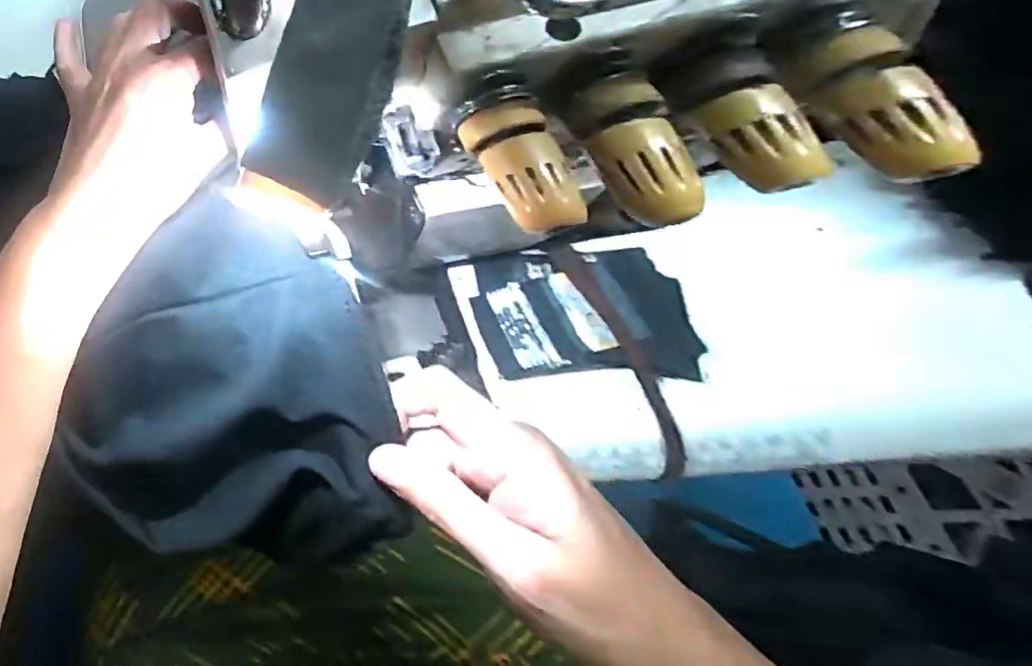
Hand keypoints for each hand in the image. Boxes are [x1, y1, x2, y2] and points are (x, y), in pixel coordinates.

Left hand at [49, 0, 227, 247]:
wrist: (94, 212)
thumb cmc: (152, 186)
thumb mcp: (203, 154)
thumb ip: (224, 126)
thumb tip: (236, 111)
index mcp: (165, 76)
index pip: (202, 49)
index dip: (221, 52)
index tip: (230, 63)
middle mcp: (129, 63)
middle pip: (156, 13)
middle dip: (183, 14)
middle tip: (200, 30)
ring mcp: (99, 75)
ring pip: (118, 25)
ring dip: (142, 20)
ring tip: (161, 31)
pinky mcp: (76, 95)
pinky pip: (68, 59)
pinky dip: (68, 40)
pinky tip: (66, 24)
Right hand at [368, 368, 770, 665]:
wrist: (666, 646)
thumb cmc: (594, 604)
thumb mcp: (511, 559)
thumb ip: (443, 503)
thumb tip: (377, 454)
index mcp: (510, 443)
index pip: (434, 390)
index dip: (393, 404)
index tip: (365, 447)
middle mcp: (508, 439)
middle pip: (431, 418)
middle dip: (401, 446)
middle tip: (381, 491)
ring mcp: (511, 461)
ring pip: (441, 445)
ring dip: (418, 471)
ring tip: (402, 508)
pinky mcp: (512, 484)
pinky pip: (459, 469)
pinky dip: (438, 487)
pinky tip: (430, 515)